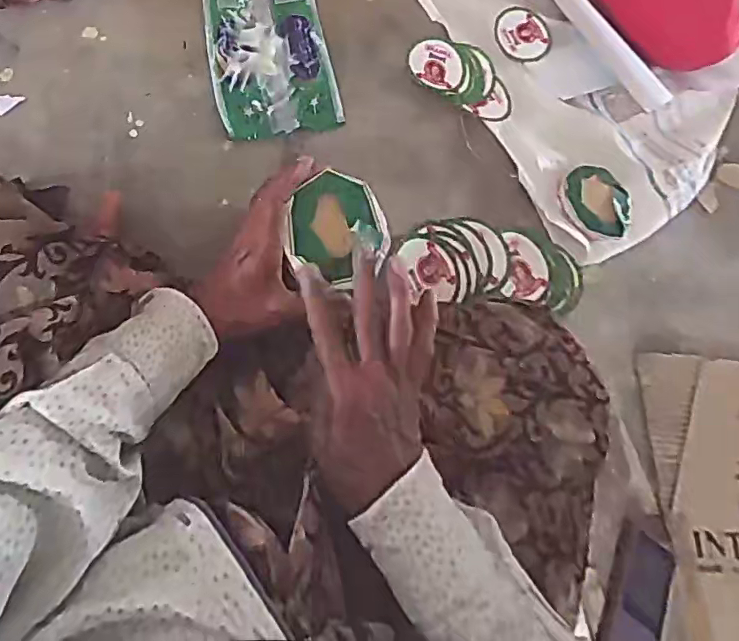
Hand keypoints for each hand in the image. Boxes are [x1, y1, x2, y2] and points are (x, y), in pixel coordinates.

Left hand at [190, 155, 318, 340]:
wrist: (202, 317)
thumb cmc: (238, 309)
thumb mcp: (278, 309)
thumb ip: (311, 303)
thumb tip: (345, 300)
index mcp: (260, 240)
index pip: (273, 199)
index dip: (290, 178)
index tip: (309, 163)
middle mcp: (251, 230)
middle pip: (267, 193)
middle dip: (290, 176)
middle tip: (314, 168)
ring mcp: (244, 235)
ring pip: (263, 200)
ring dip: (282, 186)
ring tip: (307, 182)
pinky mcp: (243, 242)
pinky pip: (262, 211)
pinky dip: (277, 201)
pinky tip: (292, 209)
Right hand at [298, 242, 437, 515]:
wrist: (389, 492)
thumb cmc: (345, 465)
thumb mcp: (317, 430)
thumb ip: (316, 387)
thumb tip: (316, 353)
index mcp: (343, 384)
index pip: (325, 331)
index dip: (316, 297)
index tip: (309, 268)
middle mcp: (373, 372)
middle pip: (368, 316)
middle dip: (363, 278)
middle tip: (362, 245)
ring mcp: (399, 374)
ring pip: (400, 323)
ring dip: (397, 289)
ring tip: (394, 259)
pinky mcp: (415, 381)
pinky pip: (424, 344)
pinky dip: (427, 319)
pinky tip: (429, 295)